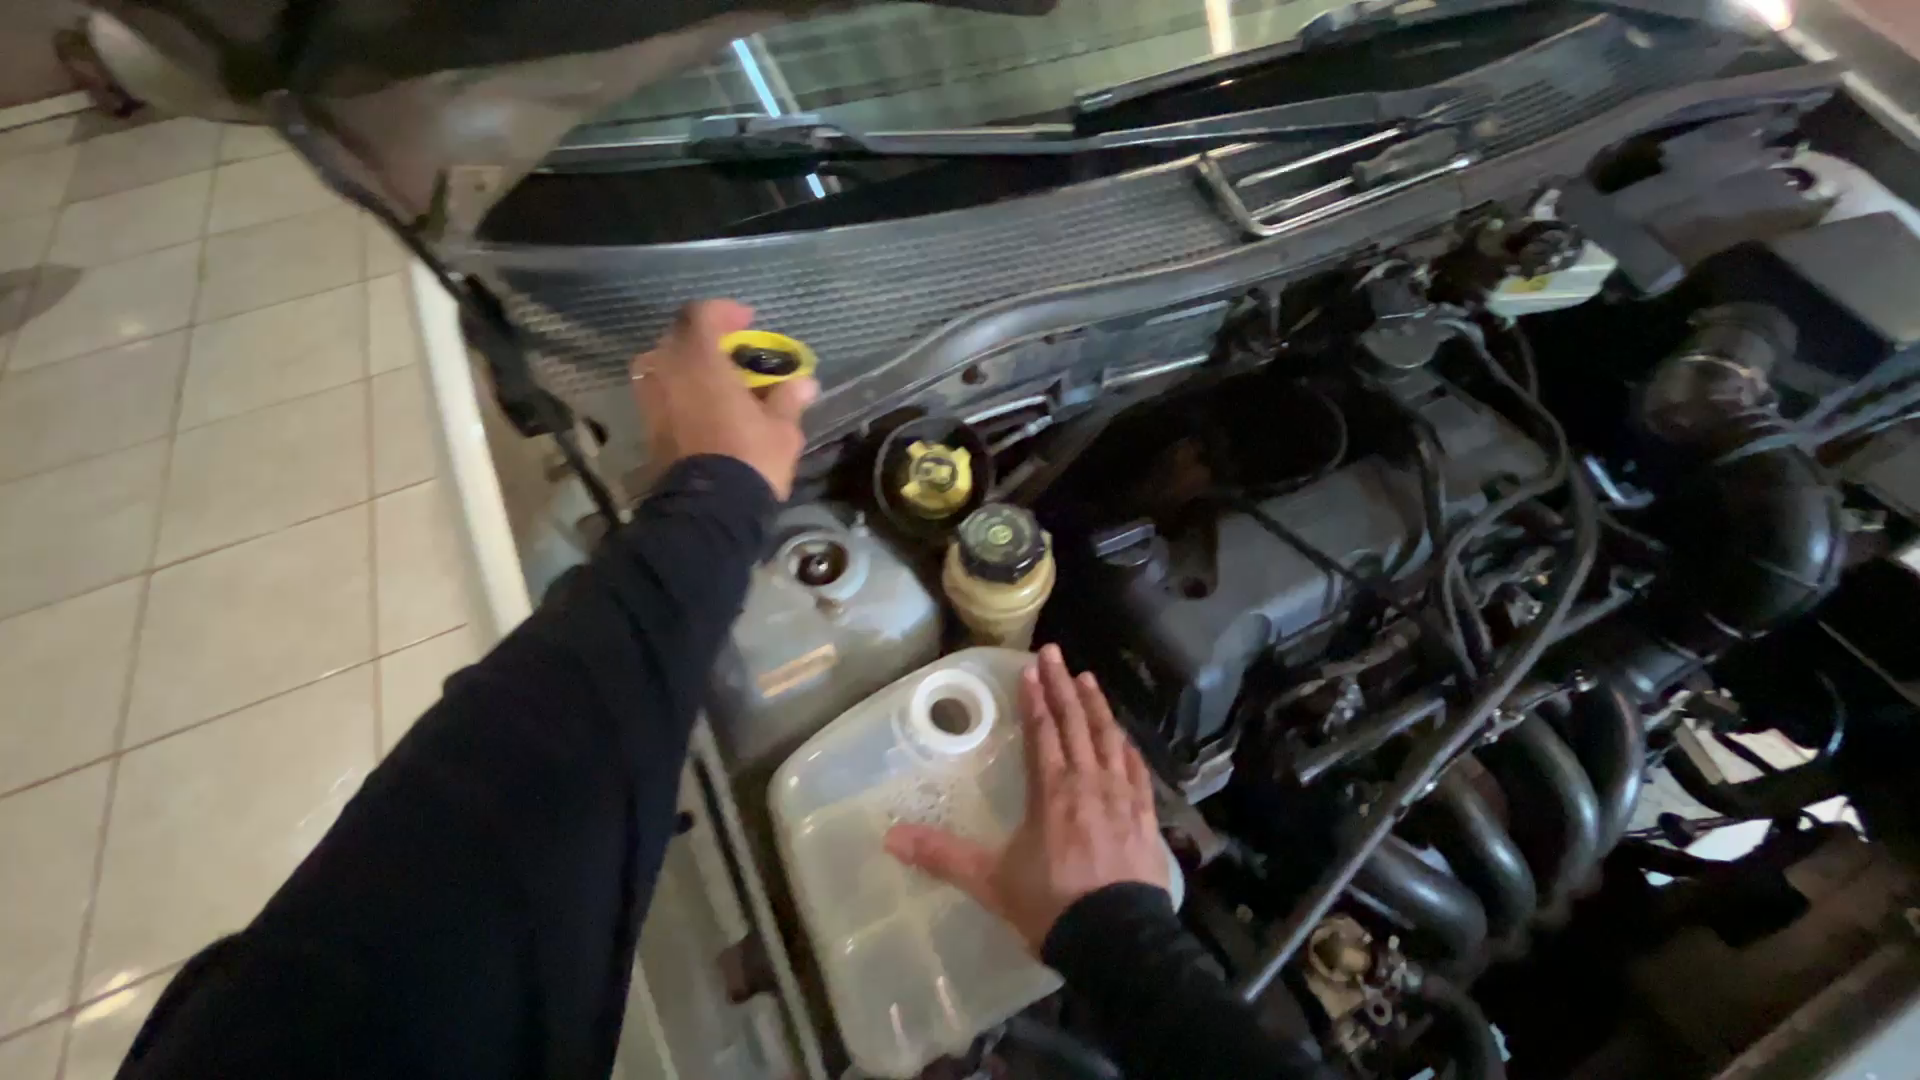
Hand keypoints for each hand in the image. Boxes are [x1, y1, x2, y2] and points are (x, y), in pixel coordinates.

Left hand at [630, 299, 818, 499]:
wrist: (710, 510)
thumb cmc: (750, 459)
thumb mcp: (782, 429)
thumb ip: (788, 399)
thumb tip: (804, 382)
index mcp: (700, 361)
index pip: (701, 315)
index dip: (724, 312)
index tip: (747, 321)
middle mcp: (667, 372)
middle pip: (678, 337)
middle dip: (705, 339)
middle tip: (733, 353)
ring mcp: (652, 401)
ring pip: (663, 366)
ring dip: (687, 365)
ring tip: (715, 380)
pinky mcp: (649, 428)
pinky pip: (661, 394)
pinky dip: (679, 391)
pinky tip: (704, 407)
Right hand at [885, 644, 1168, 953]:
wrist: (1119, 943)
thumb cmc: (1052, 906)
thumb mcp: (991, 882)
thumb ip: (942, 856)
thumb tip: (890, 838)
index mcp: (1052, 791)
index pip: (1042, 732)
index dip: (1034, 698)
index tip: (1029, 669)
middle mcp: (1088, 783)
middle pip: (1075, 723)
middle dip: (1063, 686)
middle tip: (1055, 653)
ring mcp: (1122, 797)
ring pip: (1109, 738)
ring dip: (1097, 706)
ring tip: (1088, 678)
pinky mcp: (1145, 816)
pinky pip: (1137, 770)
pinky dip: (1128, 746)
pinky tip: (1125, 737)